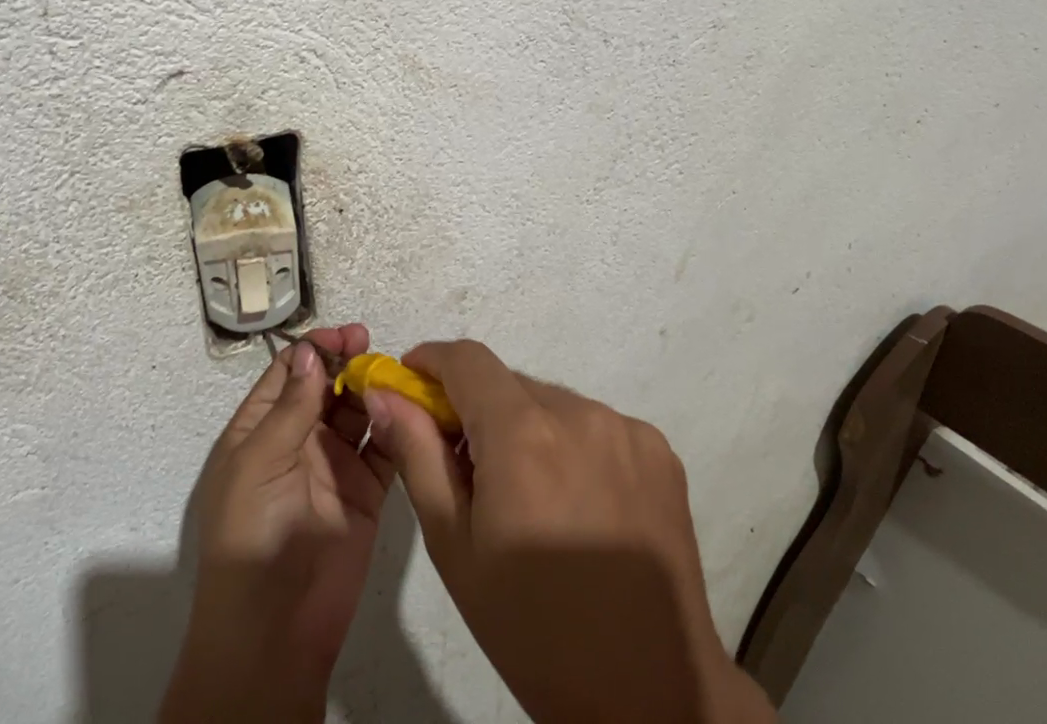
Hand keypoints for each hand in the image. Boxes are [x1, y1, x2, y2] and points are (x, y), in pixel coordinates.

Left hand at [161, 324, 391, 723]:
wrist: (275, 622)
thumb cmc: (251, 533)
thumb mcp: (258, 462)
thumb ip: (290, 408)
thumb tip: (310, 352)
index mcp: (259, 431)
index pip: (287, 375)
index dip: (313, 349)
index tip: (344, 333)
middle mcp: (296, 442)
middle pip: (325, 388)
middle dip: (346, 362)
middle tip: (371, 343)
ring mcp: (333, 467)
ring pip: (356, 414)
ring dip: (372, 388)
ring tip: (394, 368)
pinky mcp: (366, 493)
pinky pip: (384, 450)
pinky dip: (396, 425)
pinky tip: (412, 405)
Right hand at [370, 340, 776, 723]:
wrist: (647, 687)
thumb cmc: (530, 623)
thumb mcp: (452, 543)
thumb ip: (416, 454)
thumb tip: (384, 395)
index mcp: (523, 434)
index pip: (467, 359)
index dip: (430, 362)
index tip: (410, 387)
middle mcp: (582, 414)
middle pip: (510, 383)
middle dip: (475, 407)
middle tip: (463, 467)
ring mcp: (629, 432)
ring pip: (553, 403)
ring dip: (524, 427)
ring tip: (523, 496)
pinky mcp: (662, 455)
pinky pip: (596, 426)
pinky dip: (569, 444)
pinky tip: (571, 502)